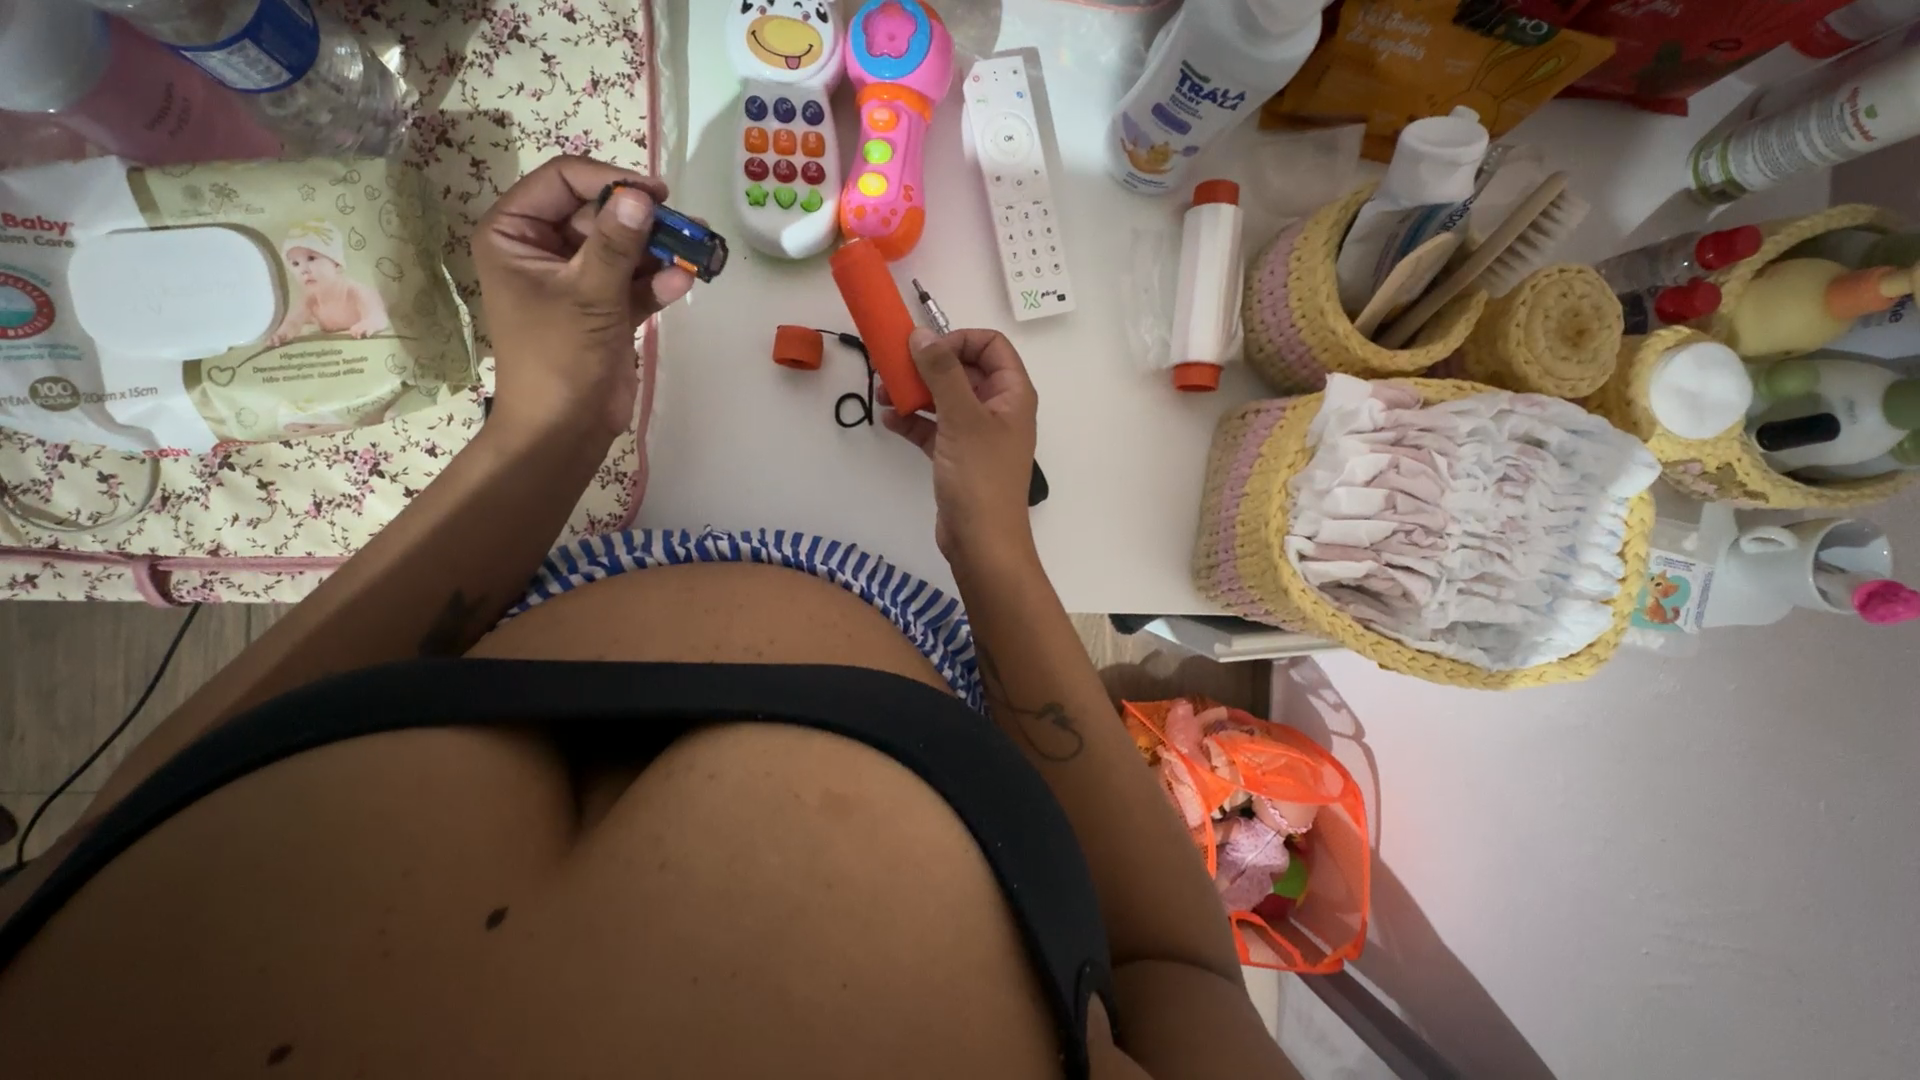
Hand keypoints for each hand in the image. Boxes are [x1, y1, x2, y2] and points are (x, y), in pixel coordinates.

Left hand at [473, 155, 696, 441]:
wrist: (565, 427)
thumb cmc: (560, 357)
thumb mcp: (589, 294)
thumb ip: (617, 243)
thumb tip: (641, 196)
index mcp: (514, 234)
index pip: (561, 182)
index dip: (609, 182)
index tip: (656, 194)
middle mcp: (542, 249)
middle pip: (599, 214)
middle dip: (642, 222)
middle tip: (686, 226)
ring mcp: (576, 279)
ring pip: (622, 248)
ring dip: (658, 251)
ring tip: (698, 251)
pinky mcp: (604, 308)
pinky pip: (633, 282)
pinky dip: (656, 282)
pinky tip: (682, 282)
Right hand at [881, 328, 1038, 564]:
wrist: (982, 542)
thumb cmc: (980, 477)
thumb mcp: (962, 418)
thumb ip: (942, 373)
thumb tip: (922, 336)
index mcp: (1013, 395)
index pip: (991, 346)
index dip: (959, 340)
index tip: (926, 350)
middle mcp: (998, 410)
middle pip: (964, 370)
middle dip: (928, 366)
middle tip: (894, 366)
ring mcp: (977, 435)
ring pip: (945, 399)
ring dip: (915, 392)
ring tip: (883, 392)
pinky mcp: (957, 457)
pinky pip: (934, 428)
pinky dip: (913, 421)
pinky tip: (889, 419)